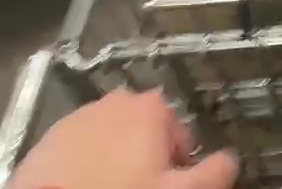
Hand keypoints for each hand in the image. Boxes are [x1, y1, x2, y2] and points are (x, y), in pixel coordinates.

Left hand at [11, 89, 238, 188]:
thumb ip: (212, 174)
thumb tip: (232, 159)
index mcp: (151, 108)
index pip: (180, 135)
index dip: (180, 165)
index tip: (171, 187)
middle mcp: (117, 101)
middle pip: (144, 134)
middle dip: (146, 160)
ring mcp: (80, 117)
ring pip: (110, 141)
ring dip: (114, 162)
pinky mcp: (49, 138)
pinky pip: (78, 151)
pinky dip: (83, 167)